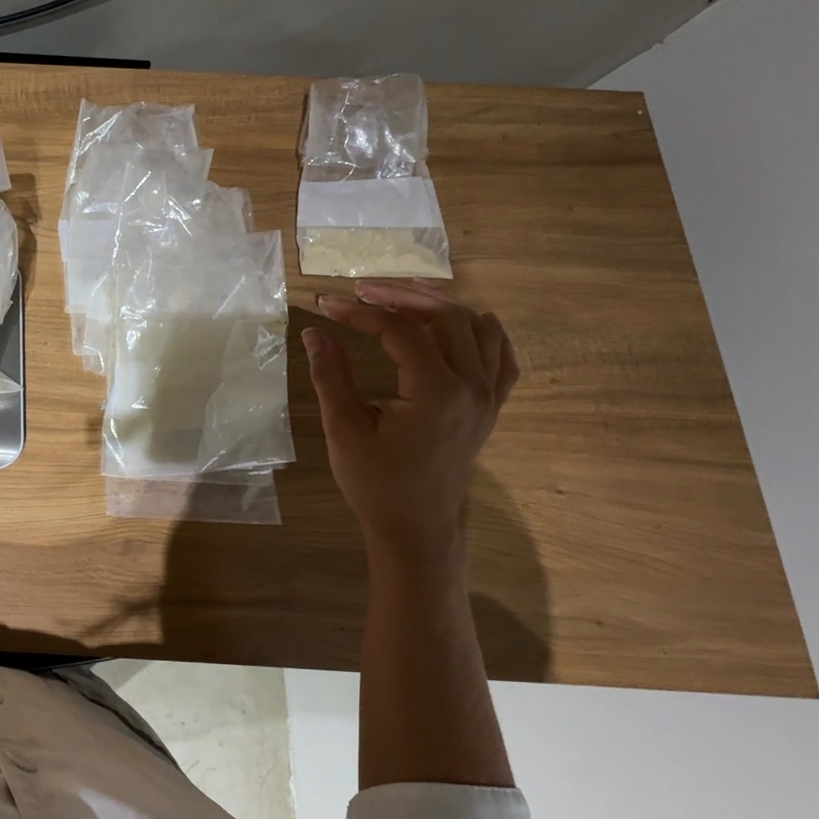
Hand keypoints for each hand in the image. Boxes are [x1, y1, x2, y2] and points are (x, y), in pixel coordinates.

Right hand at [304, 280, 518, 569]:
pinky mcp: (490, 408)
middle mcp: (472, 387)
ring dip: (444, 306)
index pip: (400, 330)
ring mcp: (488, 397)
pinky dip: (485, 333)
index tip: (325, 304)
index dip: (360, 311)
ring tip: (408, 294)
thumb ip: (332, 375)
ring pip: (480, 330)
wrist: (414, 526)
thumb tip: (316, 332)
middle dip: (402, 297)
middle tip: (363, 292)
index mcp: (436, 392)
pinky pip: (502, 358)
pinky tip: (465, 323)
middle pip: (447, 319)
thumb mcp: (343, 427)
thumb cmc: (375, 482)